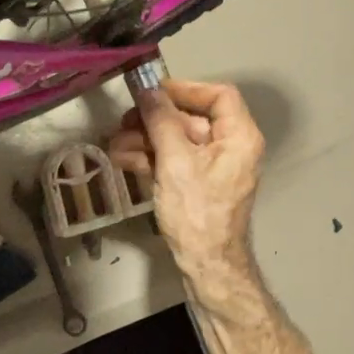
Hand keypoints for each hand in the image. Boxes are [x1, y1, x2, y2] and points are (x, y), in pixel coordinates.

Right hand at [106, 80, 265, 293]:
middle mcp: (231, 148)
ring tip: (115, 144)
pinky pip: (175, 162)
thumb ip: (161, 122)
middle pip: (192, 119)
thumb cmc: (196, 212)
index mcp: (239, 137)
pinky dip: (151, 159)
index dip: (184, 89)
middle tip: (124, 120)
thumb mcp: (175, 163)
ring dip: (146, 140)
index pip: (218, 95)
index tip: (152, 91)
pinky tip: (124, 160)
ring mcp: (213, 169)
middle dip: (155, 119)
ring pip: (178, 141)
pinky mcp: (198, 187)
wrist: (206, 265)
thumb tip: (147, 91)